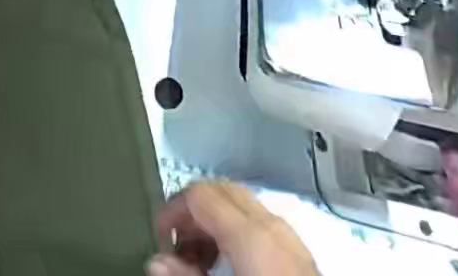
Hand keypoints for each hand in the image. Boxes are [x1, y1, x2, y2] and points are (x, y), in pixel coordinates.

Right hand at [149, 179, 319, 275]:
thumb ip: (186, 274)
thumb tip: (157, 261)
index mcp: (250, 230)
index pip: (200, 191)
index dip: (172, 207)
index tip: (158, 233)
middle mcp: (271, 222)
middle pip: (221, 190)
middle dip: (193, 211)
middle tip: (174, 244)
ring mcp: (289, 235)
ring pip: (241, 204)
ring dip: (213, 221)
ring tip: (197, 259)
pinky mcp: (300, 252)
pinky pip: (260, 224)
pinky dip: (236, 232)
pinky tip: (228, 263)